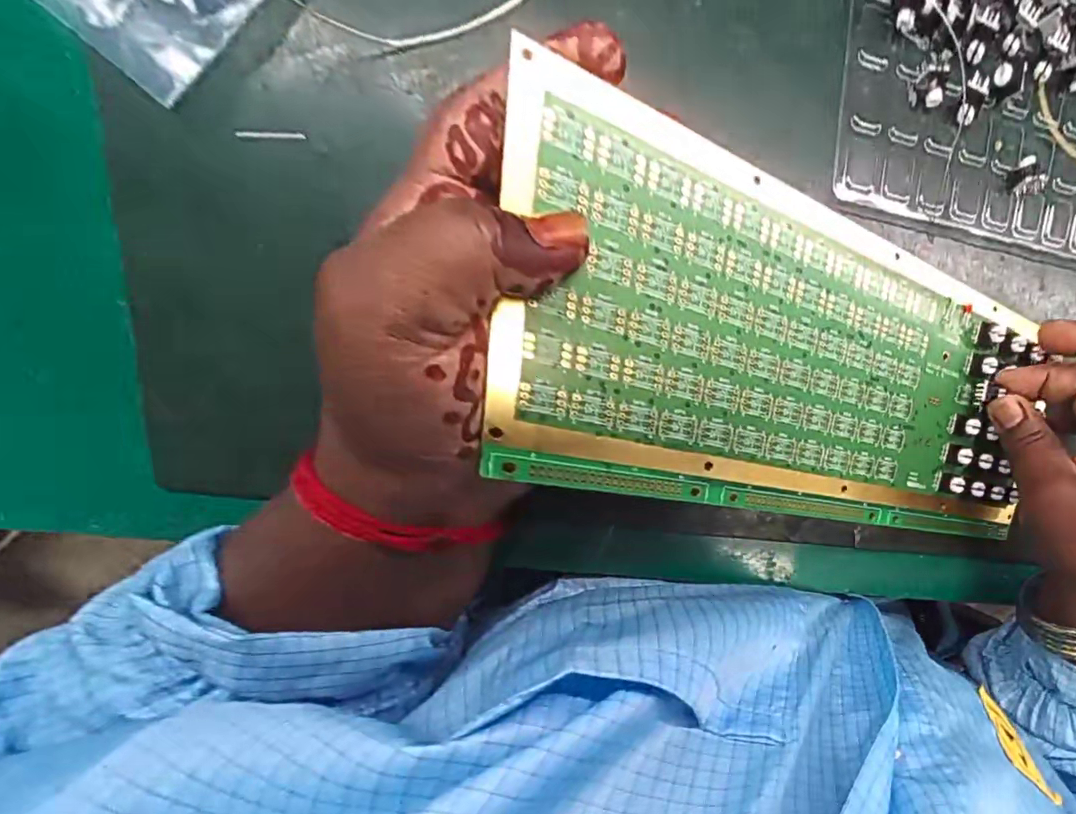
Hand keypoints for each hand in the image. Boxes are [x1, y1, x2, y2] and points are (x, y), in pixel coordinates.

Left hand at [308, 22, 628, 527]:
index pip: (482, 127)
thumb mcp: (387, 306)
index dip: (538, 84)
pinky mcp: (563, 352)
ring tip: (689, 210)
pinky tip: (676, 288)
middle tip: (671, 146)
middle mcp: (485, 252)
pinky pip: (606, 310)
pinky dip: (641, 294)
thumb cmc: (389, 399)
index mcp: (430, 219)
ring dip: (634, 224)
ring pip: (587, 244)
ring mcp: (530, 304)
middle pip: (550, 179)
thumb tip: (571, 230)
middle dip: (606, 150)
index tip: (605, 59)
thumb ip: (458, 248)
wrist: (420, 492)